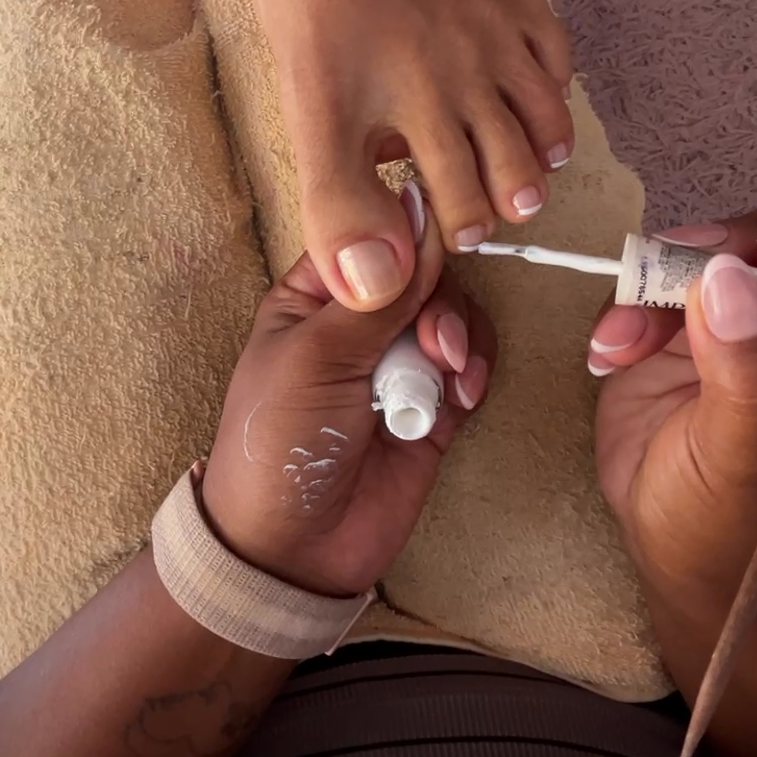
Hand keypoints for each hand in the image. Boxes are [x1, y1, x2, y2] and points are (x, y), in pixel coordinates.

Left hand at [200, 183, 496, 596]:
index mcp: (316, 294)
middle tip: (433, 349)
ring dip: (459, 340)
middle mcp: (359, 320)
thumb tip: (420, 207)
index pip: (377, 239)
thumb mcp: (319, 356)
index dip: (414, 238)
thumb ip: (381, 294)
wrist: (295, 549)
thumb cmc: (282, 440)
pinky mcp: (433, 402)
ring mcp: (398, 361)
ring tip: (447, 379)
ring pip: (454, 316)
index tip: (451, 242)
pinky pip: (470, 364)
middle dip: (440, 304)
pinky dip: (474, 372)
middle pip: (426, 274)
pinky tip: (462, 397)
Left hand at [205, 0, 574, 313]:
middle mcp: (481, 70)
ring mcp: (503, 16)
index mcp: (427, 110)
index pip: (466, 199)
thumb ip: (340, 197)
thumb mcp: (304, 100)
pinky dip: (552, 76)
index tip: (463, 240)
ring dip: (540, 145)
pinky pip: (553, 39)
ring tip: (536, 170)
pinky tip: (543, 83)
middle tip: (507, 213)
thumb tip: (376, 285)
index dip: (465, 227)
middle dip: (509, 195)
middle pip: (516, 158)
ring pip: (544, 105)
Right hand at [583, 186, 756, 605]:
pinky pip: (671, 265)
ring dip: (676, 267)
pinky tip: (610, 349)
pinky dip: (633, 292)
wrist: (657, 536)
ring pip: (747, 234)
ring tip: (625, 335)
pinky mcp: (695, 310)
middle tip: (696, 263)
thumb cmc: (722, 527)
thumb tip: (734, 278)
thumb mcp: (743, 466)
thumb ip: (750, 379)